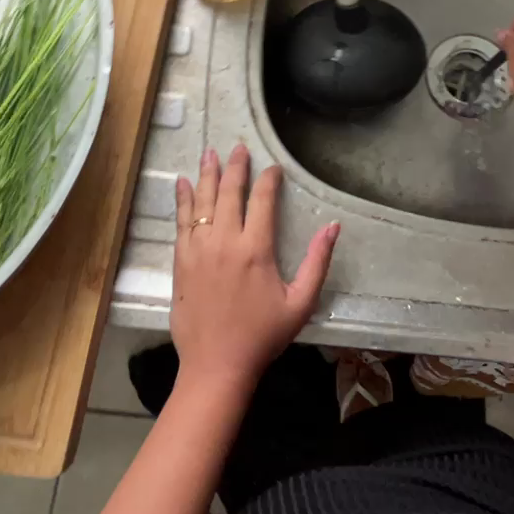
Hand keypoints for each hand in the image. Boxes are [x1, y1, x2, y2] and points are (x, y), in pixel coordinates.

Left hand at [172, 145, 338, 392]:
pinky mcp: (181, 262)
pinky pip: (180, 222)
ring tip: (210, 153)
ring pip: (202, 202)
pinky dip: (182, 200)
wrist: (216, 366)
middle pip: (229, 192)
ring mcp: (198, 250)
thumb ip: (317, 262)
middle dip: (235, 167)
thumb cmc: (262, 336)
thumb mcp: (300, 302)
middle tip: (238, 147)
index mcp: (255, 249)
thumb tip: (333, 226)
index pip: (262, 201)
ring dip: (206, 175)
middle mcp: (225, 242)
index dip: (269, 179)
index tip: (273, 167)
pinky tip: (182, 184)